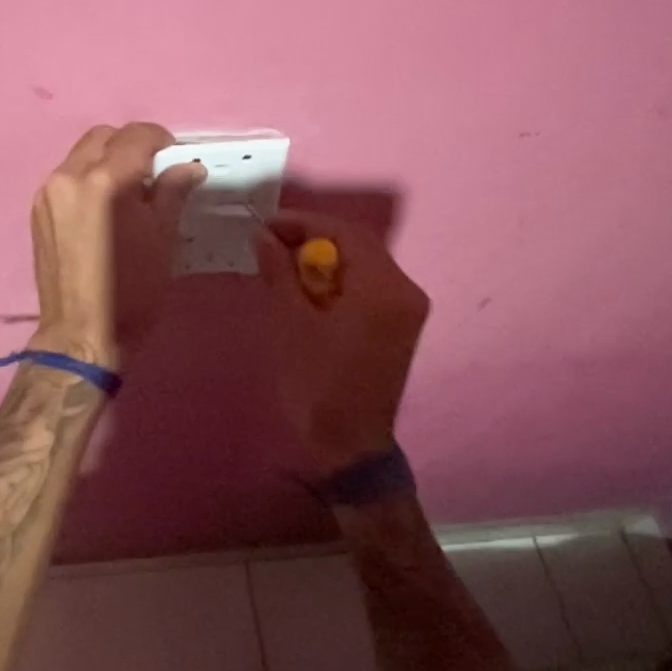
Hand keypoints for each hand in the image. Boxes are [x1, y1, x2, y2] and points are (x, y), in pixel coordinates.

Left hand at [29, 123, 204, 366]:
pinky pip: (66, 177)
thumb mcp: (162, 239)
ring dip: (106, 161)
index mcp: (107, 181)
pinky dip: (87, 179)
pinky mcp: (38, 210)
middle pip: (103, 137)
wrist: (82, 333)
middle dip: (130, 146)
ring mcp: (49, 192)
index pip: (136, 135)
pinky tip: (103, 209)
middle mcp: (71, 176)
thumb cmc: (132, 290)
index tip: (174, 159)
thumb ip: (172, 192)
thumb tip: (188, 165)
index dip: (160, 140)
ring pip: (81, 154)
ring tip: (127, 193)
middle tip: (151, 173)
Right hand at [253, 211, 430, 473]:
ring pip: (364, 264)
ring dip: (325, 260)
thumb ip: (280, 273)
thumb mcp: (291, 324)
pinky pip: (368, 286)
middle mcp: (405, 292)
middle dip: (313, 240)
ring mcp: (407, 310)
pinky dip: (339, 281)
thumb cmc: (318, 386)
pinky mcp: (399, 326)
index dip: (305, 223)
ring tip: (284, 267)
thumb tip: (264, 237)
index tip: (267, 226)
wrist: (348, 446)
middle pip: (359, 246)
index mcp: (384, 289)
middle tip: (272, 245)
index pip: (346, 234)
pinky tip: (308, 291)